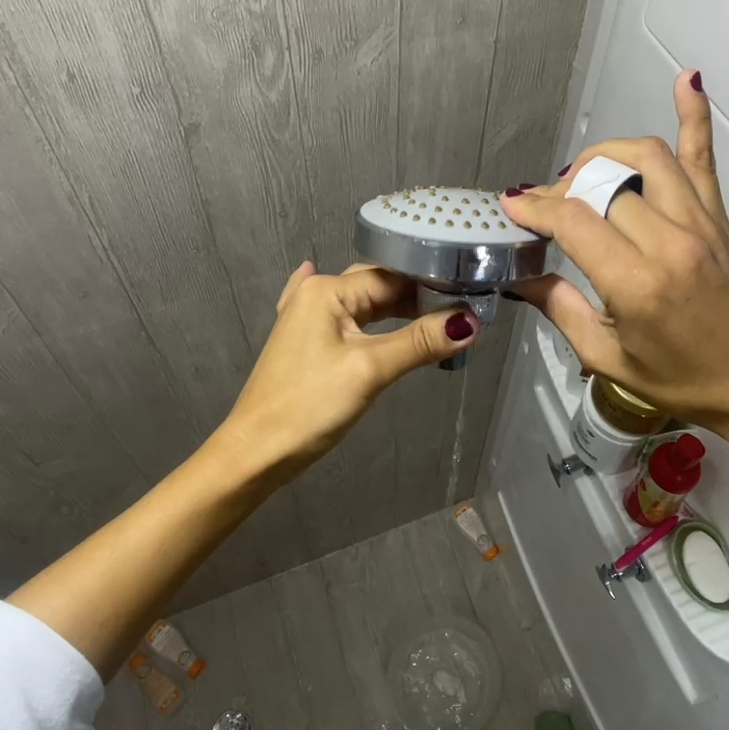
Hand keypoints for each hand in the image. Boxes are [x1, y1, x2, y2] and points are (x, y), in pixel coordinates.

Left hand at [213, 262, 477, 479]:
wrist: (254, 452)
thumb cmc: (309, 406)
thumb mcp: (369, 370)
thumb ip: (420, 342)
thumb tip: (472, 321)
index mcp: (328, 290)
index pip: (394, 276)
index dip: (434, 285)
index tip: (474, 296)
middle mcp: (316, 293)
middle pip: (380, 287)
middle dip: (420, 297)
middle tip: (467, 311)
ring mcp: (305, 318)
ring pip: (365, 305)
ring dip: (398, 311)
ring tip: (440, 318)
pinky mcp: (303, 344)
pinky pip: (342, 318)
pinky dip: (365, 315)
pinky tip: (363, 302)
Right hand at [500, 71, 728, 450]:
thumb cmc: (682, 380)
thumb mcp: (608, 358)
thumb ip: (560, 309)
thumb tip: (517, 275)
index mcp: (637, 283)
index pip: (574, 221)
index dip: (535, 207)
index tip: (511, 206)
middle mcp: (669, 241)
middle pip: (601, 186)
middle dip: (561, 190)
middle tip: (544, 208)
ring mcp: (699, 220)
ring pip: (643, 157)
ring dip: (603, 156)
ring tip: (583, 174)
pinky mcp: (718, 214)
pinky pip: (703, 155)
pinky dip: (694, 113)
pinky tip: (686, 78)